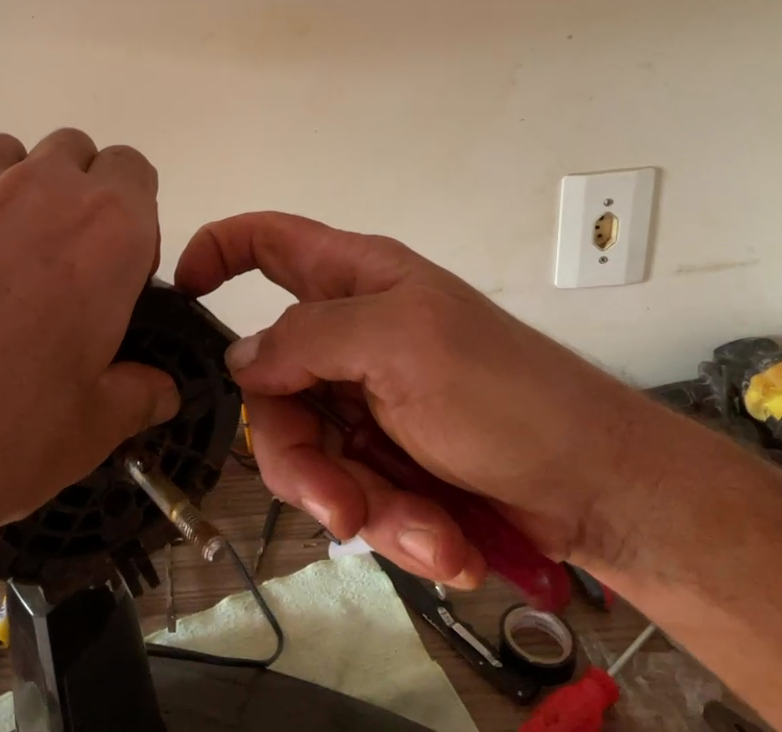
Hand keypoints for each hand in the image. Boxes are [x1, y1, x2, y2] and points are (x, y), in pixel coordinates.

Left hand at [0, 130, 179, 552]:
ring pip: (14, 156)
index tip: (119, 279)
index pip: (138, 175)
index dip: (136, 222)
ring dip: (24, 189)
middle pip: (78, 153)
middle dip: (84, 196)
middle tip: (66, 273)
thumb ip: (137, 395)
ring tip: (6, 263)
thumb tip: (160, 389)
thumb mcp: (88, 430)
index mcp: (106, 230)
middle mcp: (41, 188)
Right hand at [175, 212, 666, 586]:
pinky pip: (347, 488)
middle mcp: (350, 335)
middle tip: (341, 504)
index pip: (267, 241)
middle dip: (299, 454)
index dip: (217, 250)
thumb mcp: (404, 346)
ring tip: (418, 531)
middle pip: (270, 383)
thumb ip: (310, 338)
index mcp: (355, 280)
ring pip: (304, 449)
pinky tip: (439, 540)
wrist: (599, 491)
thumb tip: (241, 360)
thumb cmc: (509, 396)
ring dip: (356, 502)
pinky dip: (391, 524)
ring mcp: (364, 399)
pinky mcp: (383, 456)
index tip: (182, 291)